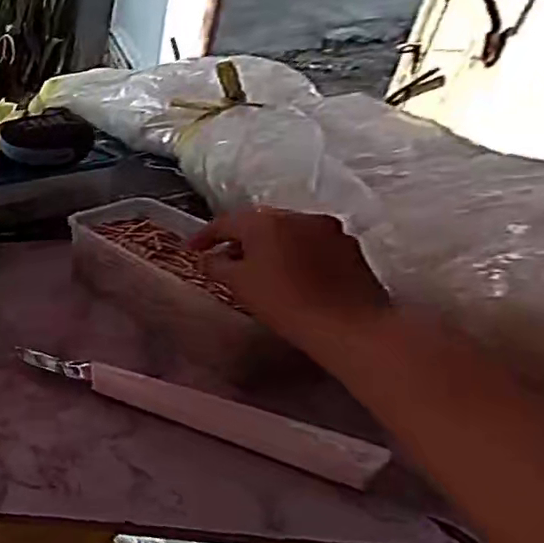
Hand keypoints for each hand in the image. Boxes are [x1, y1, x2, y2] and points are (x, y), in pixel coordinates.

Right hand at [187, 207, 392, 358]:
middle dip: (240, 238)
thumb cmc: (284, 302)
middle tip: (225, 257)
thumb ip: (216, 266)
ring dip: (271, 244)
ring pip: (288, 231)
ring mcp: (328, 229)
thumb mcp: (238, 285)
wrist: (351, 327)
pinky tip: (292, 274)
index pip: (225, 222)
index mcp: (264, 220)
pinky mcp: (351, 247)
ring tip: (260, 266)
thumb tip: (208, 258)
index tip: (192, 250)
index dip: (205, 236)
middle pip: (259, 222)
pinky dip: (296, 252)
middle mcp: (297, 215)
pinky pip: (312, 243)